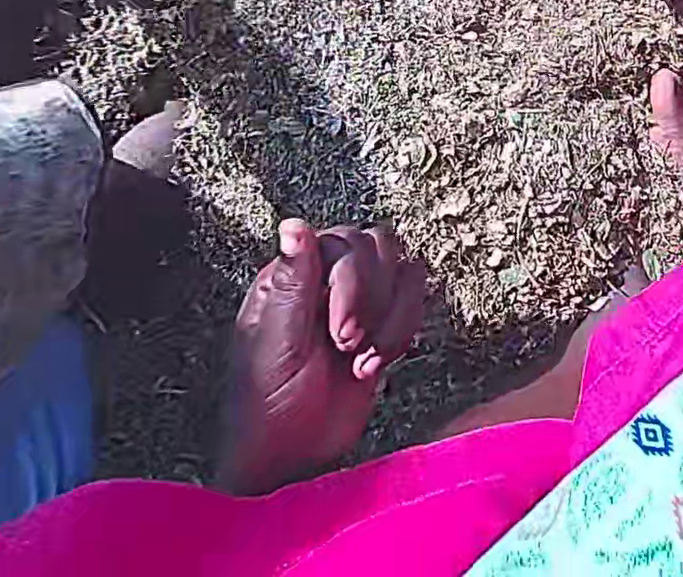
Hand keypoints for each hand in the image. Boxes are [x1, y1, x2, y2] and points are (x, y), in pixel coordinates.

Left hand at [216, 219, 426, 494]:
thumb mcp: (276, 344)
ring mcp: (359, 297)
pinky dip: (404, 329)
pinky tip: (378, 362)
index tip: (340, 335)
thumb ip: (293, 281)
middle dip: (372, 300)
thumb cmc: (267, 402)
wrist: (291, 458)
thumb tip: (293, 224)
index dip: (352, 284)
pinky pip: (414, 297)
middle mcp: (329, 275)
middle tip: (348, 347)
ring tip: (363, 360)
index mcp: (296, 272)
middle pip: (377, 246)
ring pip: (403, 268)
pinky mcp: (383, 321)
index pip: (343, 241)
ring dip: (392, 318)